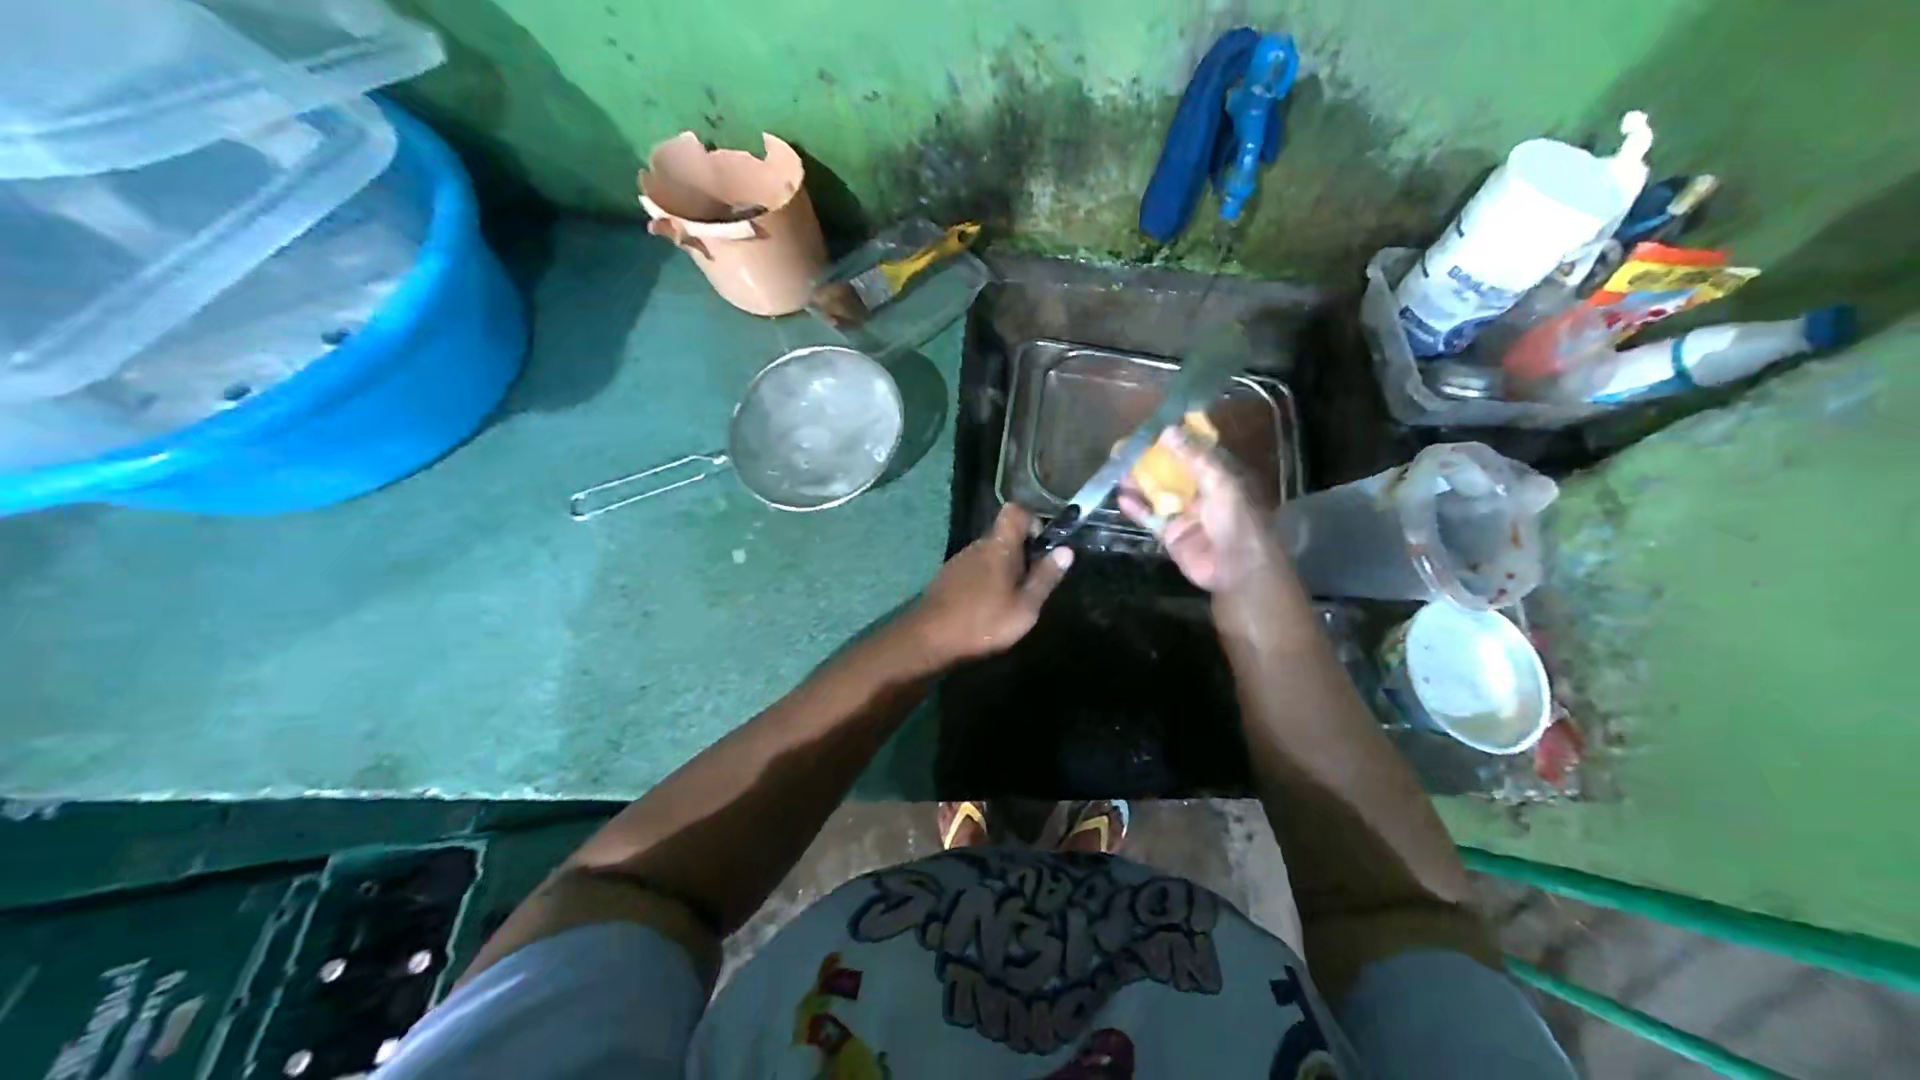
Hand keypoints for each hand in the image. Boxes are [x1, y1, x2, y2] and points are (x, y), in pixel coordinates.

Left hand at [904, 504, 1072, 664]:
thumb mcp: (1025, 606)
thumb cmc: (984, 622)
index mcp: (999, 546)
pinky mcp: (947, 578)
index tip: (1042, 548)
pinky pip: (974, 570)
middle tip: (1032, 585)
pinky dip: (985, 582)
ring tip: (1010, 601)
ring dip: (1003, 570)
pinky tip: (987, 608)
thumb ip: (1045, 577)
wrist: (929, 640)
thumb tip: (1066, 550)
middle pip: (1004, 536)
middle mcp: (977, 545)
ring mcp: (959, 561)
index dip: (1033, 521)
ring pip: (989, 555)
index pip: (1015, 510)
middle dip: (1022, 554)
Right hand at [1119, 429, 1285, 593]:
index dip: (1175, 443)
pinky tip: (1122, 498)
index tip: (1151, 432)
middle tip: (1127, 451)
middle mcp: (1202, 494)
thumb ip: (1195, 458)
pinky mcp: (1172, 535)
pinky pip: (1152, 519)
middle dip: (1150, 463)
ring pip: (1158, 495)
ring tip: (1119, 472)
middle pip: (1172, 474)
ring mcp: (1185, 515)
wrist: (1240, 570)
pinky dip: (1137, 509)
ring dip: (1140, 484)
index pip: (1195, 454)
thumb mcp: (1221, 483)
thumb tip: (1168, 430)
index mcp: (1220, 478)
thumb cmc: (1238, 521)